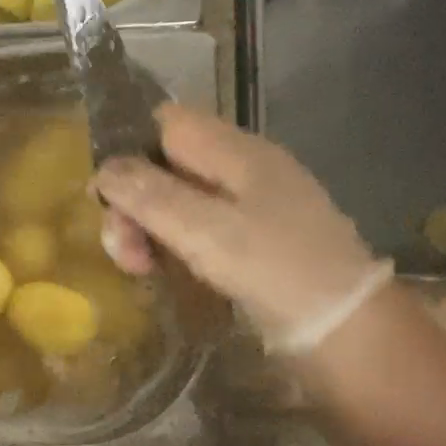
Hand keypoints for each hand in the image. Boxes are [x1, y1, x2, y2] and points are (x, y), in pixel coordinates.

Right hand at [92, 104, 392, 354]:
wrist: (342, 322)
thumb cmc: (273, 267)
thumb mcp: (204, 230)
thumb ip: (151, 196)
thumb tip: (104, 170)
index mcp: (236, 152)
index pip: (167, 123)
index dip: (128, 150)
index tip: (103, 196)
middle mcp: (241, 168)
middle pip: (163, 165)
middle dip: (131, 204)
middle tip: (121, 251)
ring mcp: (247, 203)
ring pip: (173, 198)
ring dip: (144, 229)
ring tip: (138, 268)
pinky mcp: (248, 236)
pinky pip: (192, 225)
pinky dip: (167, 243)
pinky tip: (160, 270)